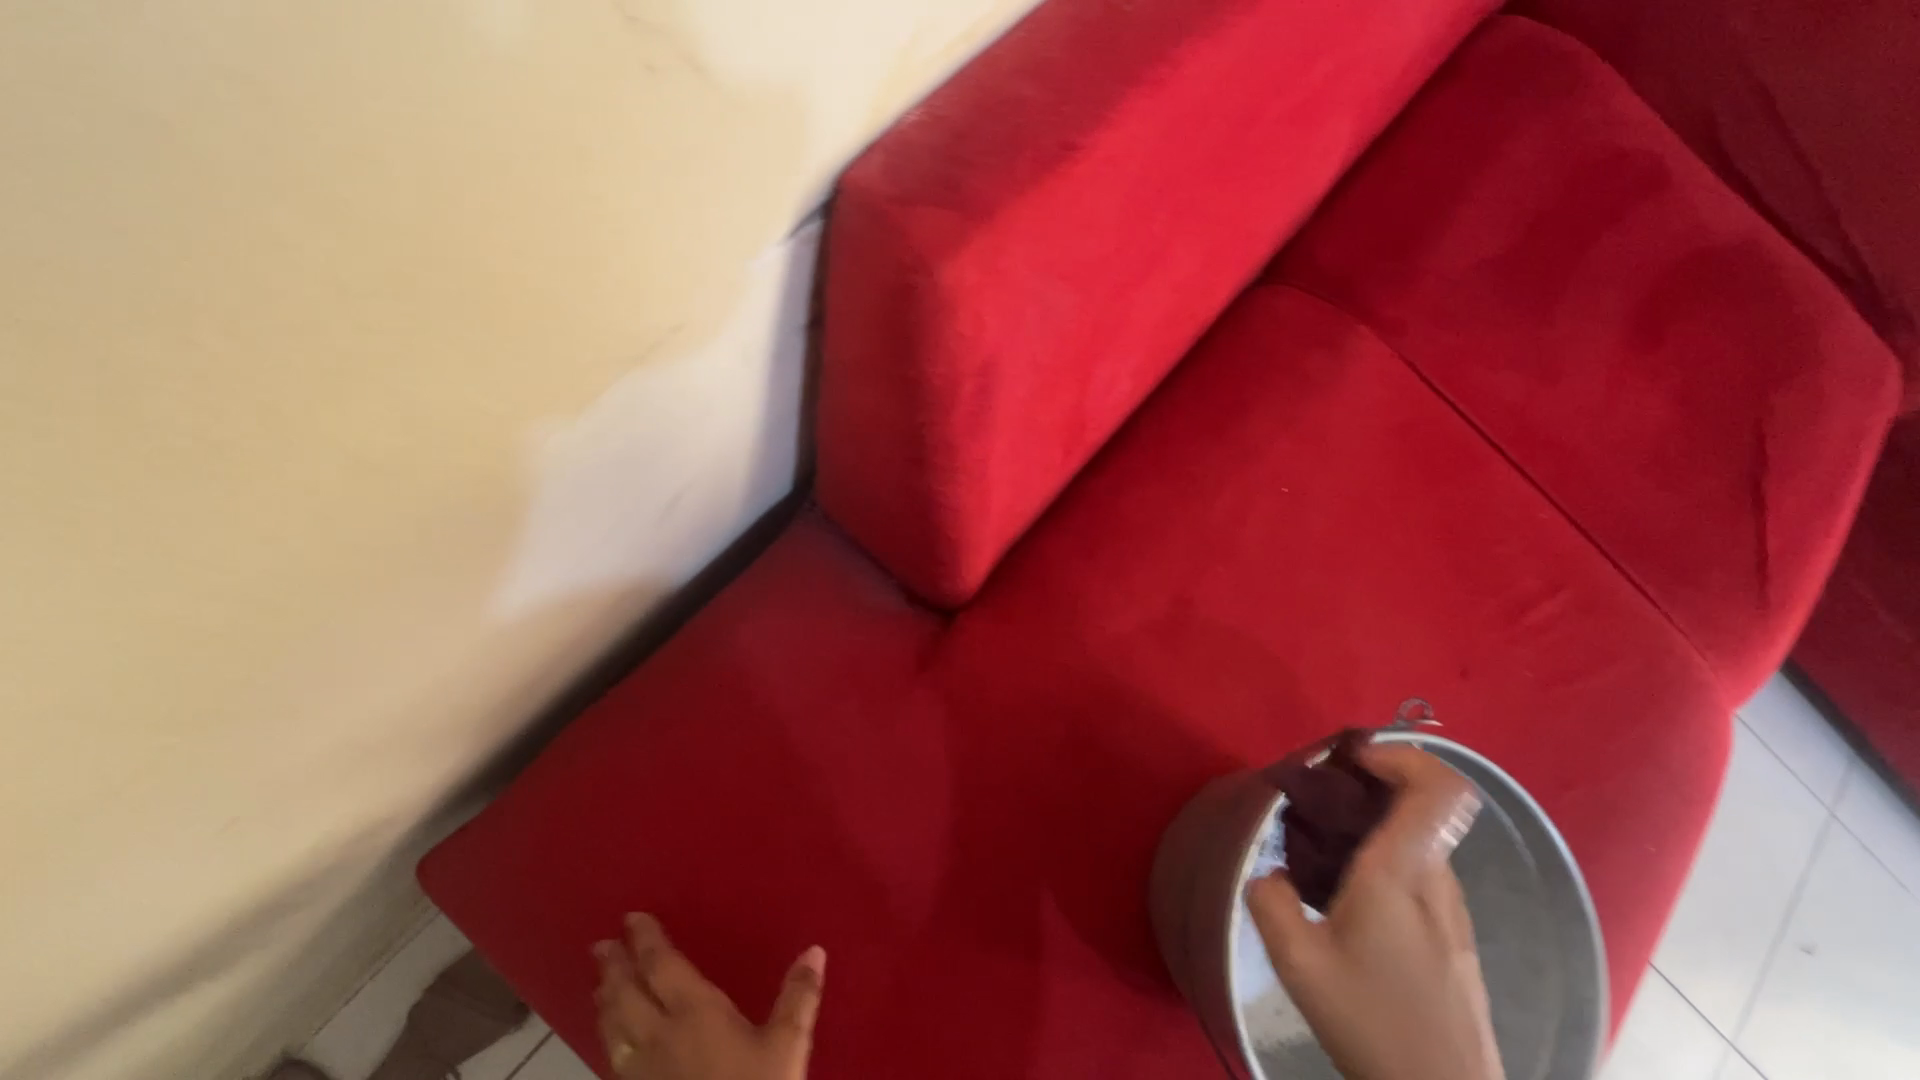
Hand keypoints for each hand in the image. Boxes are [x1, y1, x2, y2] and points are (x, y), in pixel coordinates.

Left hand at [594, 913, 824, 1079]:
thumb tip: (815, 950)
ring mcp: (641, 1075)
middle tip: (602, 944)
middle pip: (627, 995)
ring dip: (606, 1002)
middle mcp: (659, 1038)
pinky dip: (610, 1041)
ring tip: (600, 985)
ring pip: (613, 1029)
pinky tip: (614, 1047)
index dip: (646, 940)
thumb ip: (798, 997)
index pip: (662, 966)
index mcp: (695, 1013)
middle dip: (615, 967)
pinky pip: (614, 1062)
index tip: (631, 918)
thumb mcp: (787, 1047)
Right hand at [1247, 744, 1501, 1079]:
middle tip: (1316, 801)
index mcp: (1402, 873)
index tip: (1350, 758)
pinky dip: (1385, 858)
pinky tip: (1348, 899)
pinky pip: (1421, 872)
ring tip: (1322, 851)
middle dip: (1368, 787)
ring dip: (1375, 826)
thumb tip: (1270, 877)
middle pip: (1420, 805)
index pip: (1436, 788)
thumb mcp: (1297, 964)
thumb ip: (1270, 902)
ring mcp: (1453, 910)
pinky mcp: (1454, 936)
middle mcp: (1438, 880)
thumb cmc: (1371, 1023)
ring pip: (1419, 840)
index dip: (1401, 755)